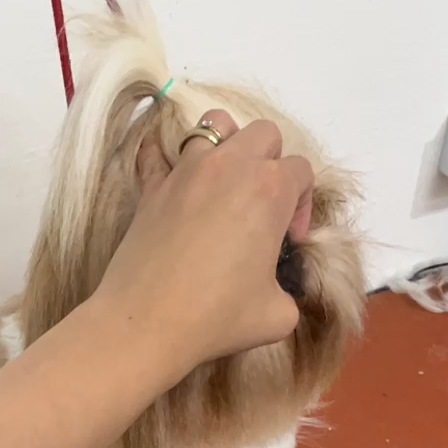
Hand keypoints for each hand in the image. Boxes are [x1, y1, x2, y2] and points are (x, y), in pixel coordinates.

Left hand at [90, 109, 315, 365]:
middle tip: (260, 208)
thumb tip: (277, 290)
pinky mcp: (151, 188)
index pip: (301, 172)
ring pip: (213, 125)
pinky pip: (155, 152)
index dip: (302, 206)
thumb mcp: (278, 316)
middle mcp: (230, 166)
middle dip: (271, 163)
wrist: (146, 323)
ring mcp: (186, 172)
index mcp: (270, 190)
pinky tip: (169, 176)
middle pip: (264, 135)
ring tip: (222, 182)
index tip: (287, 243)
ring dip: (226, 145)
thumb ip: (288, 292)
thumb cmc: (216, 318)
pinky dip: (163, 155)